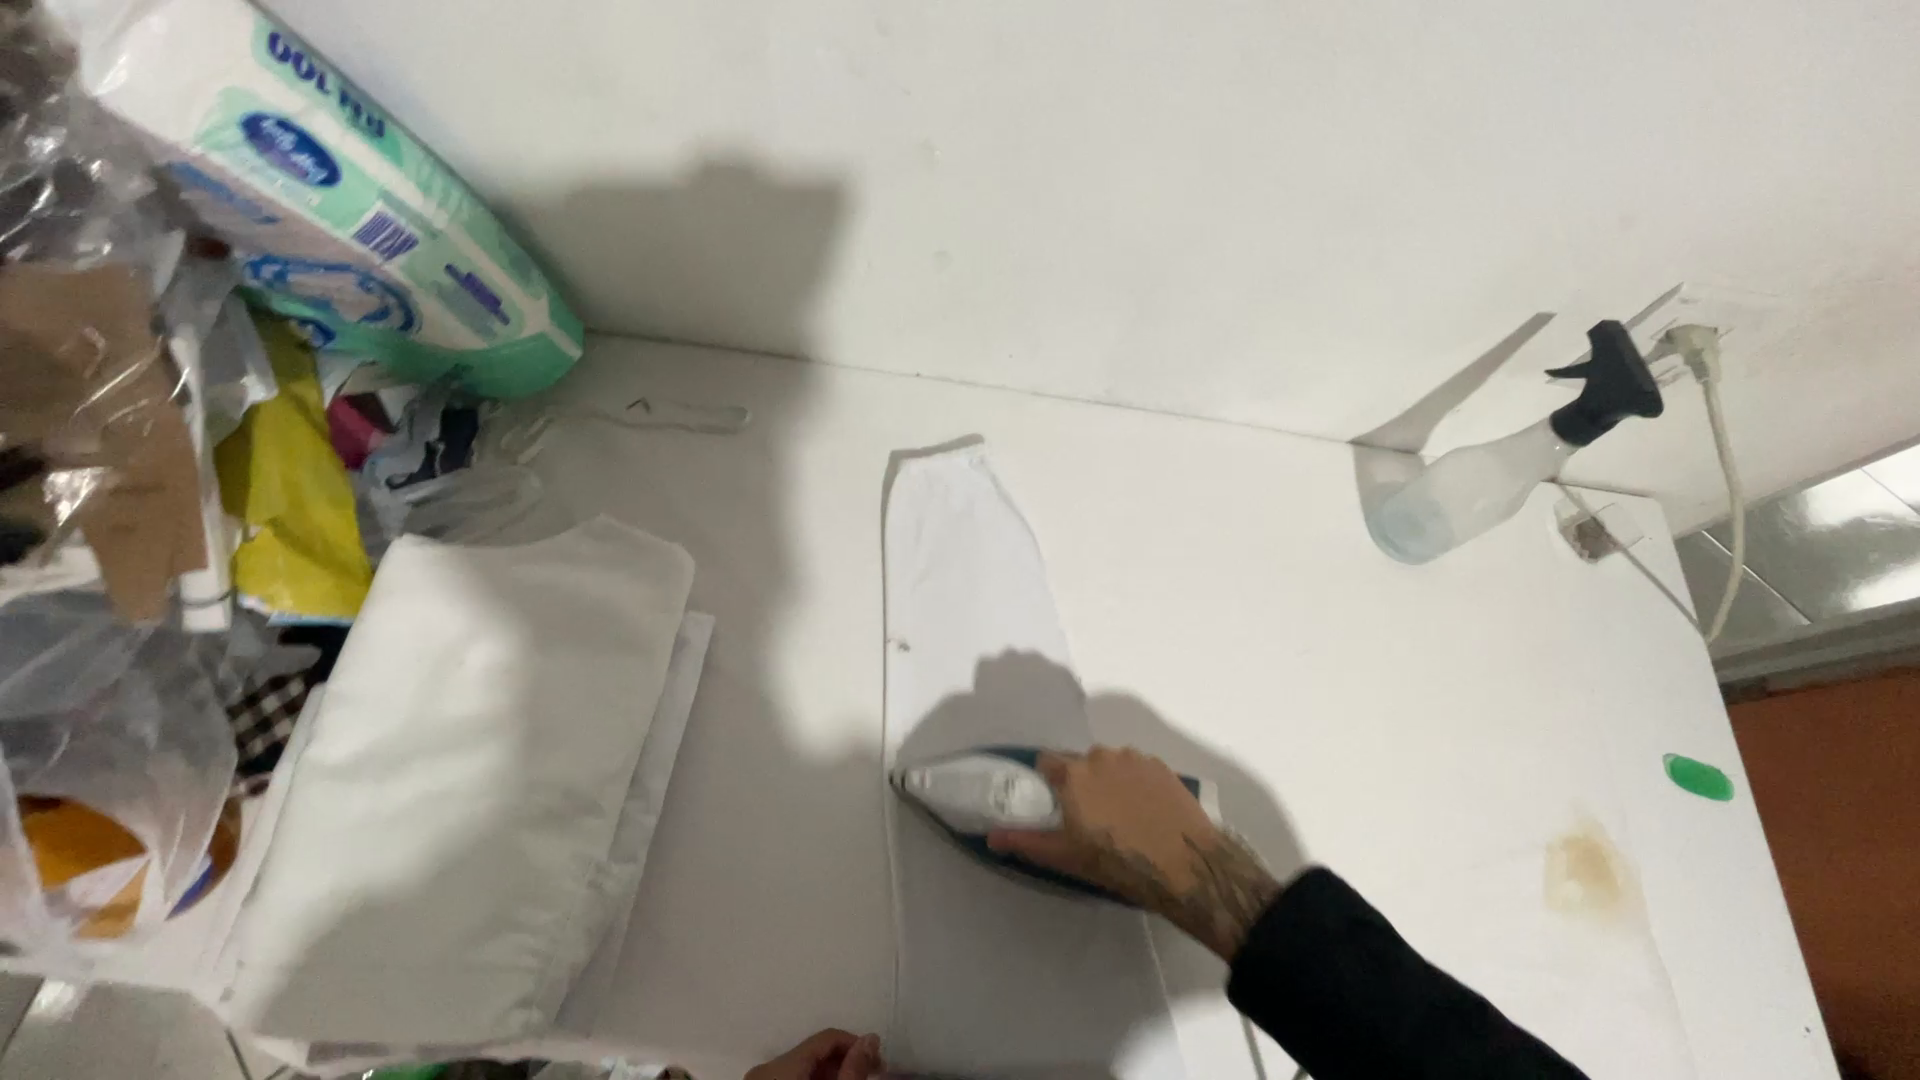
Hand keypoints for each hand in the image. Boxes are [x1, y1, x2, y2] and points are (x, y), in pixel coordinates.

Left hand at [743, 1028, 882, 1079]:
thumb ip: (852, 1070)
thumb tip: (871, 1038)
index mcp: (779, 1065)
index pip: (826, 1036)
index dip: (855, 1043)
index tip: (878, 1062)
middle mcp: (763, 1068)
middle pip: (813, 1051)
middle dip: (843, 1060)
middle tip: (869, 1073)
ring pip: (802, 1066)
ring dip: (829, 1072)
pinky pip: (790, 1076)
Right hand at [988, 745, 1280, 960]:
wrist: (1187, 866)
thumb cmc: (1119, 863)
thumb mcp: (1068, 857)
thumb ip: (1026, 841)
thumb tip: (990, 837)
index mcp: (1073, 774)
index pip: (1047, 762)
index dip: (1048, 782)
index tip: (1055, 804)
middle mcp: (1101, 756)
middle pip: (1081, 763)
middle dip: (1081, 784)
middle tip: (1090, 818)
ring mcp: (1135, 759)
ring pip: (1110, 764)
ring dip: (1109, 782)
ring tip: (1122, 817)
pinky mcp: (1162, 767)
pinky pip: (1137, 769)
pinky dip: (1136, 784)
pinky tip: (1146, 811)